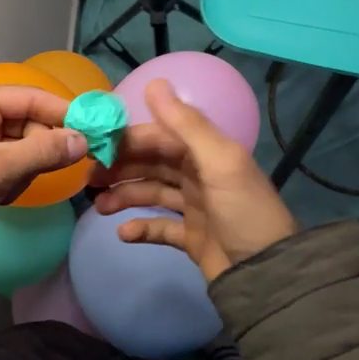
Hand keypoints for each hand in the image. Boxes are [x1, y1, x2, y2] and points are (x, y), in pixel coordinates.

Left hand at [0, 82, 88, 230]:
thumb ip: (43, 151)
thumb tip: (84, 141)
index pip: (31, 97)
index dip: (63, 113)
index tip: (94, 130)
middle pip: (29, 120)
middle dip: (38, 149)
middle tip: (42, 171)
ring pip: (22, 142)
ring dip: (24, 167)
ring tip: (6, 187)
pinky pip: (10, 157)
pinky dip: (13, 175)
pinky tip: (0, 192)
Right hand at [91, 79, 296, 280]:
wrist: (269, 276)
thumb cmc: (244, 212)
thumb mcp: (220, 162)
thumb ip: (186, 124)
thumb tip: (153, 83)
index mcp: (208, 153)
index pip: (160, 137)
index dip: (129, 139)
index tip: (95, 146)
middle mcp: (200, 175)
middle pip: (153, 163)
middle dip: (121, 167)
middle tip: (90, 178)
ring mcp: (196, 208)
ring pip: (152, 193)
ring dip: (125, 196)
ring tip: (100, 206)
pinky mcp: (192, 239)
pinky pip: (160, 228)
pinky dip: (141, 228)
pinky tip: (123, 232)